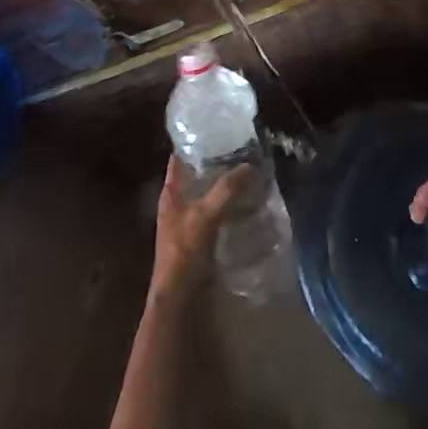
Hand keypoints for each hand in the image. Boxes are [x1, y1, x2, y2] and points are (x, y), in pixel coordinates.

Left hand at [150, 156, 251, 299]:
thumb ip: (227, 190)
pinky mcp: (203, 240)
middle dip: (220, 163)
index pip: (180, 158)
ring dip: (229, 187)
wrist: (179, 300)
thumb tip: (250, 166)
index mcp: (171, 194)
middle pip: (199, 176)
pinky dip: (234, 208)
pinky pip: (220, 215)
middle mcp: (179, 205)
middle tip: (248, 150)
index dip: (195, 142)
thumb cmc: (184, 253)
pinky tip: (253, 205)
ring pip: (211, 195)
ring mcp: (191, 223)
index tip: (220, 128)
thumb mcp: (205, 216)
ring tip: (256, 174)